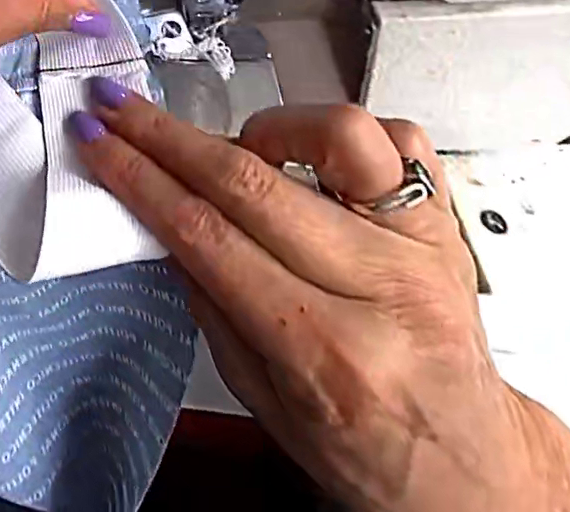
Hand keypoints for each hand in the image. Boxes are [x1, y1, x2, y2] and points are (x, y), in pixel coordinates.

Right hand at [71, 88, 569, 511]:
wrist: (473, 464)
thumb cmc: (360, 448)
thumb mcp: (261, 399)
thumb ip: (209, 303)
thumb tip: (163, 215)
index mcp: (320, 349)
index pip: (206, 236)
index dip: (139, 177)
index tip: (97, 140)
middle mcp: (376, 284)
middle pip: (248, 181)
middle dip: (165, 134)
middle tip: (117, 105)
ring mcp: (419, 240)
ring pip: (335, 133)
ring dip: (262, 126)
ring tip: (241, 148)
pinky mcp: (444, 216)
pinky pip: (397, 132)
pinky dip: (337, 127)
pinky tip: (311, 151)